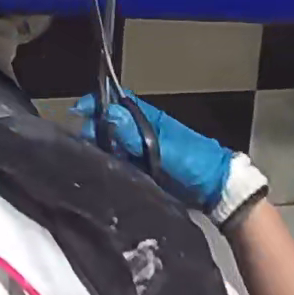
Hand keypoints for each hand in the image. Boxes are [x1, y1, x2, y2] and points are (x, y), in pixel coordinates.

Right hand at [72, 93, 267, 221]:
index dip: (97, 103)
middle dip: (93, 128)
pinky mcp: (138, 167)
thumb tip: (108, 113)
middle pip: (108, 122)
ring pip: (110, 142)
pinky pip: (116, 161)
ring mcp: (139, 149)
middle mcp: (140, 130)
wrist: (215, 192)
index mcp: (148, 117)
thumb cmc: (195, 162)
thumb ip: (136, 131)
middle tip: (85, 142)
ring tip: (91, 158)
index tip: (78, 112)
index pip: (116, 101)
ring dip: (99, 147)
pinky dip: (108, 163)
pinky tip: (102, 169)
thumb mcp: (167, 145)